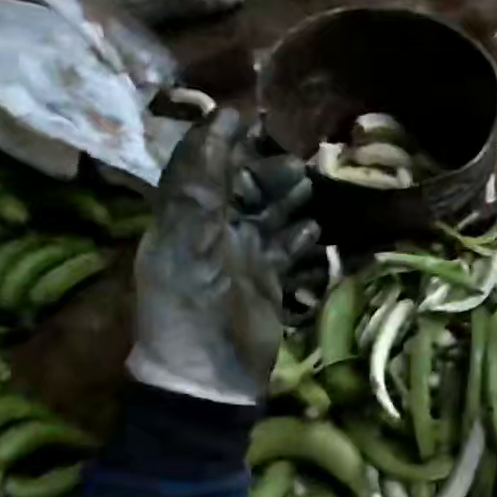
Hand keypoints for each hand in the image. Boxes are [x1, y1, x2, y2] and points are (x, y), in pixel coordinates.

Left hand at [126, 108, 318, 404]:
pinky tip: (313, 229)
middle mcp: (211, 233)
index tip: (248, 115)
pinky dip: (299, 237)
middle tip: (296, 160)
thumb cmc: (194, 305)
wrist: (210, 380)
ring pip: (267, 216)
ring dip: (286, 199)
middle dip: (266, 171)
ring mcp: (241, 259)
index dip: (221, 141)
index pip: (202, 167)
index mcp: (184, 219)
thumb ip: (201, 179)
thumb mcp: (189, 237)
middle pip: (241, 189)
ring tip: (308, 185)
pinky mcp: (266, 282)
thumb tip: (219, 117)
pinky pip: (285, 250)